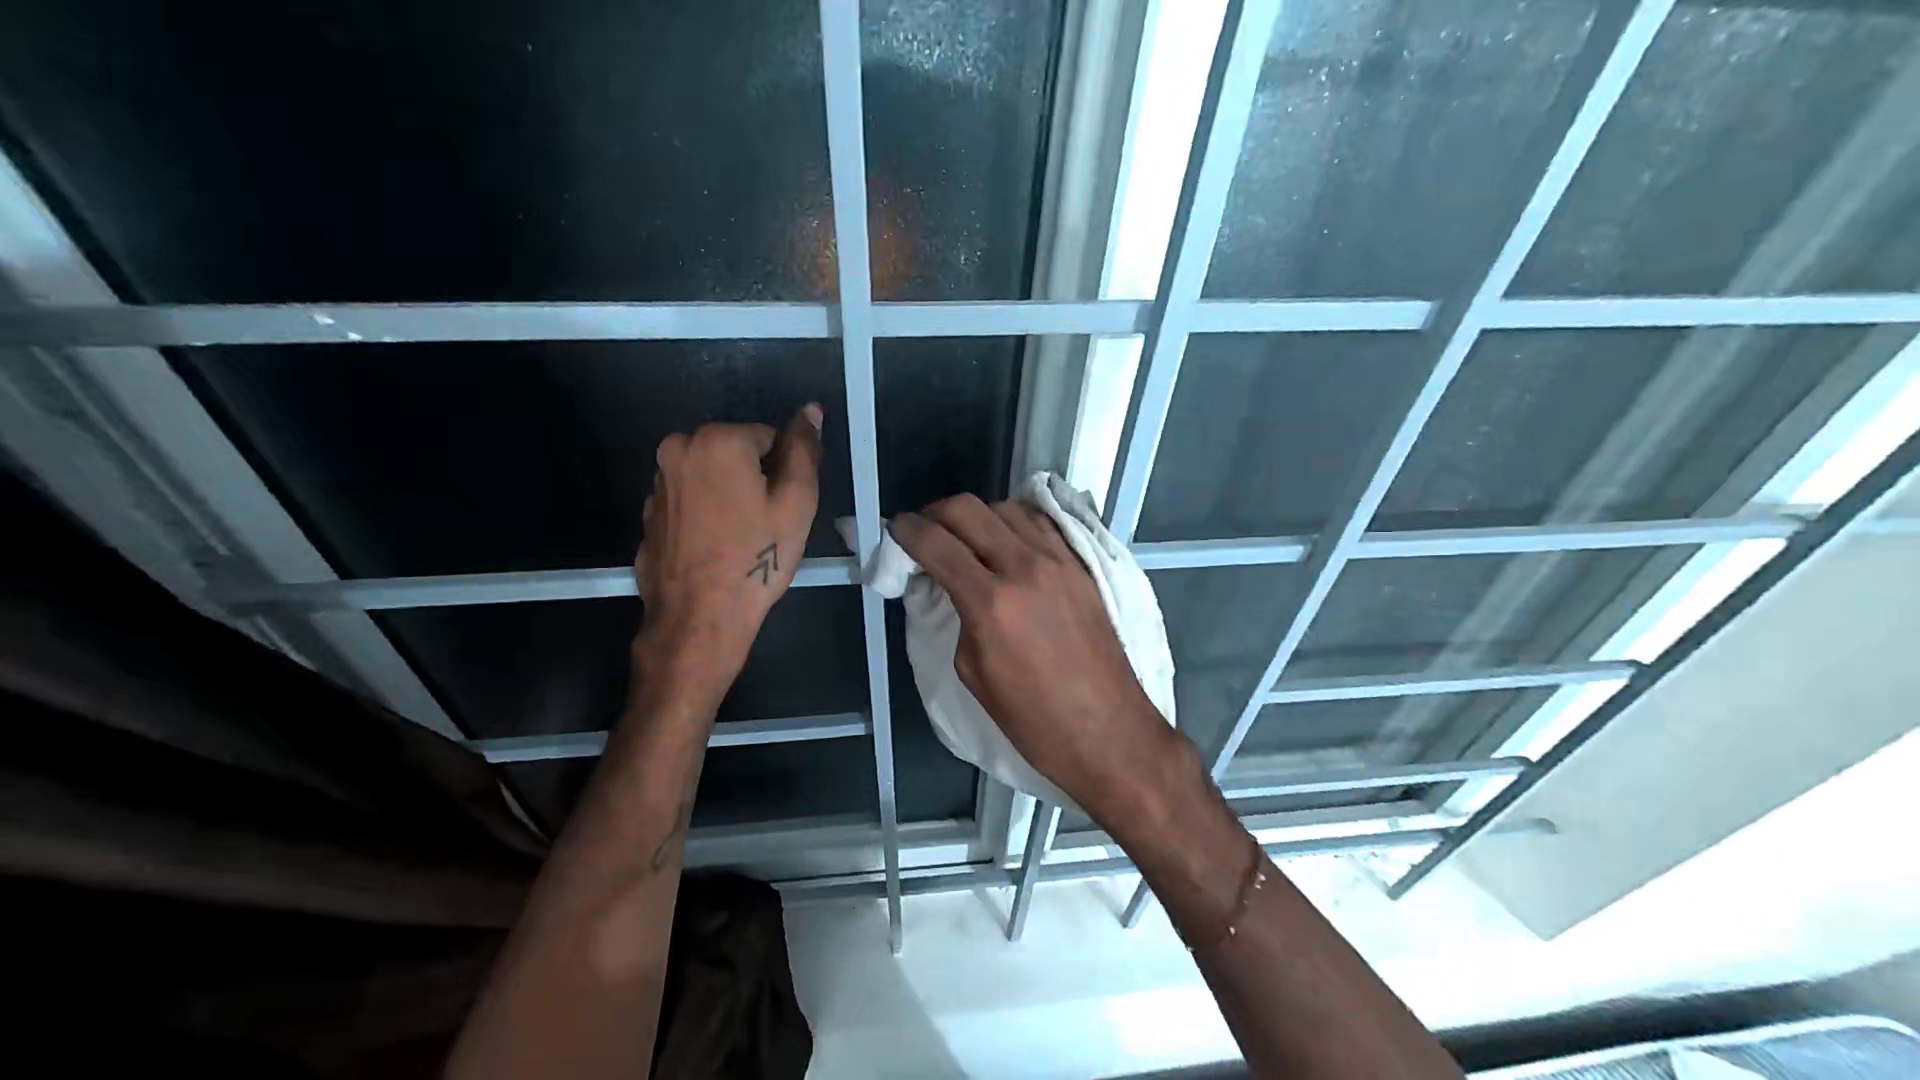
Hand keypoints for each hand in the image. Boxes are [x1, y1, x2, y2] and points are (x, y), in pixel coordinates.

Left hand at [634, 404, 823, 694]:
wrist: (699, 618)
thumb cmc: (756, 558)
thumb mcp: (797, 503)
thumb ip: (804, 450)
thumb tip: (810, 411)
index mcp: (717, 440)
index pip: (769, 438)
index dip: (783, 473)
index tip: (783, 508)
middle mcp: (678, 449)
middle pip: (737, 453)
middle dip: (754, 480)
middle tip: (766, 524)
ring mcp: (658, 483)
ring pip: (712, 477)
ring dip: (729, 496)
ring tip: (741, 538)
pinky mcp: (649, 513)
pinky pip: (690, 501)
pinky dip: (706, 515)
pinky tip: (717, 548)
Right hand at [890, 494, 1190, 831]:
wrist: (1107, 732)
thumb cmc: (1032, 719)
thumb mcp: (972, 671)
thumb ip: (956, 615)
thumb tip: (946, 584)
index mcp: (991, 603)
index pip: (935, 543)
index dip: (905, 530)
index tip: (895, 528)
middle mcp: (1025, 568)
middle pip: (967, 509)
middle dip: (935, 513)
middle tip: (925, 531)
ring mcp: (1060, 562)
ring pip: (1007, 508)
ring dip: (977, 516)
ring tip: (967, 538)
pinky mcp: (1083, 567)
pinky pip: (1043, 523)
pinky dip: (1016, 521)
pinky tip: (1008, 539)